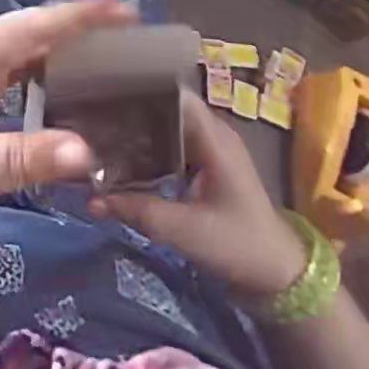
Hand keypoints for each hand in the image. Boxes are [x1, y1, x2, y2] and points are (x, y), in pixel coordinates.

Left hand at [0, 0, 138, 231]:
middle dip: (79, 22)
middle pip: (32, 30)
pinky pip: (20, 71)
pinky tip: (74, 78)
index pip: (27, 29)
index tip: (122, 8)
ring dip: (68, 42)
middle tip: (131, 22)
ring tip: (114, 44)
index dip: (75, 17)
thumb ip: (17, 161)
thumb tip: (87, 152)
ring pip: (27, 48)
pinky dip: (51, 68)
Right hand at [89, 92, 308, 297]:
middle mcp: (212, 135)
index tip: (104, 96)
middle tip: (90, 120)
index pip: (173, 95)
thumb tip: (91, 199)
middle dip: (130, 113)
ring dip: (136, 133)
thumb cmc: (238, 245)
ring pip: (165, 129)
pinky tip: (121, 162)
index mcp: (214, 138)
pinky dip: (146, 151)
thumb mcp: (184, 230)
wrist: (278, 277)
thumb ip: (136, 210)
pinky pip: (169, 147)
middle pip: (165, 109)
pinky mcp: (205, 168)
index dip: (140, 91)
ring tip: (98, 137)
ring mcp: (209, 151)